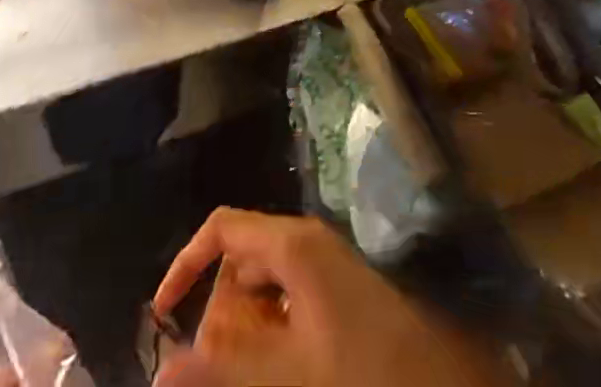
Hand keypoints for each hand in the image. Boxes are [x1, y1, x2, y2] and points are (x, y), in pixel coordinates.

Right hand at [152, 209, 510, 386]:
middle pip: (240, 263)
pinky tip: (280, 366)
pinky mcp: (338, 287)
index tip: (163, 314)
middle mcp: (306, 243)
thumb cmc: (360, 369)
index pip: (222, 229)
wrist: (439, 380)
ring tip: (253, 370)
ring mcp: (325, 264)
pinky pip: (288, 299)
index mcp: (291, 245)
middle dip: (221, 316)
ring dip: (247, 329)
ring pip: (264, 286)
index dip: (186, 264)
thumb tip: (160, 373)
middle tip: (219, 368)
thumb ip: (221, 368)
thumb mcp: (285, 373)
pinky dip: (272, 330)